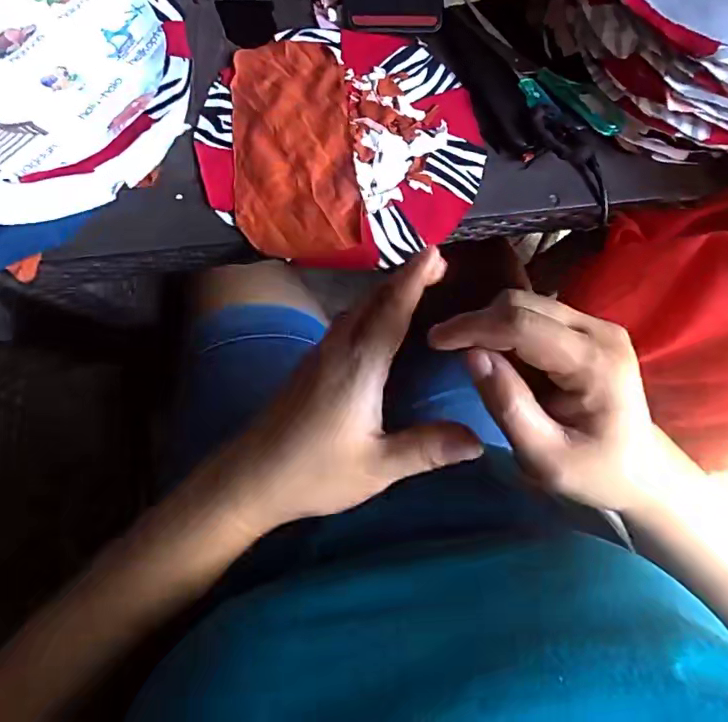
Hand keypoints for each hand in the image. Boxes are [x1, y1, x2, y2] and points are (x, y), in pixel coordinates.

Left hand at [206, 248, 484, 533]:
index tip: (435, 251)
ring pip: (359, 306)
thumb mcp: (377, 467)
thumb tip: (478, 440)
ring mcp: (322, 351)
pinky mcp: (312, 362)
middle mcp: (340, 346)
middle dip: (406, 275)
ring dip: (387, 289)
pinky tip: (379, 320)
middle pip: (375, 298)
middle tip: (437, 263)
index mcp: (361, 363)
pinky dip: (372, 306)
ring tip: (415, 284)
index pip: (392, 308)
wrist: (249, 476)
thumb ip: (427, 448)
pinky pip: (349, 319)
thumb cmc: (313, 471)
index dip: (415, 277)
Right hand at [429, 290, 699, 513]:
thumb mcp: (546, 459)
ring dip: (493, 322)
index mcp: (596, 362)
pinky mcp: (589, 327)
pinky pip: (538, 312)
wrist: (643, 470)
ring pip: (528, 302)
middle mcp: (600, 330)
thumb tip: (470, 356)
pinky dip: (509, 326)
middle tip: (447, 349)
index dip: (474, 326)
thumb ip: (509, 406)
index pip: (522, 324)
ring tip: (469, 352)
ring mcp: (598, 324)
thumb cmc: (596, 473)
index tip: (435, 340)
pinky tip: (497, 352)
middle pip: (524, 303)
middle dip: (480, 321)